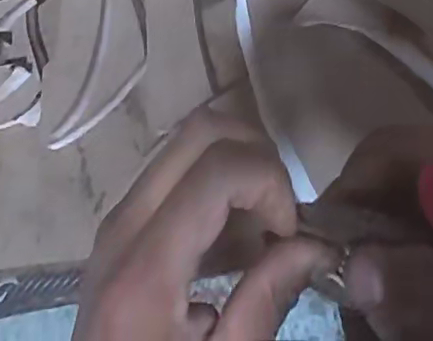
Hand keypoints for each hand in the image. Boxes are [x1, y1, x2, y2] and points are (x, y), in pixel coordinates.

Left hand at [75, 109, 336, 340]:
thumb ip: (266, 302)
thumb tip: (315, 244)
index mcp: (143, 273)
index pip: (219, 170)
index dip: (270, 183)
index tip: (290, 230)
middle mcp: (122, 228)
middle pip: (201, 131)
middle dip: (257, 153)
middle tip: (279, 208)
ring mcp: (117, 220)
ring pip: (188, 137)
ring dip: (239, 159)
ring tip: (261, 216)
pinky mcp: (122, 225)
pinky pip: (177, 165)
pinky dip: (219, 174)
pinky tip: (235, 228)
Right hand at [327, 115, 432, 340]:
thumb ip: (427, 289)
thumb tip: (350, 268)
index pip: (377, 155)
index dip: (344, 208)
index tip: (327, 277)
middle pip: (385, 190)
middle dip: (371, 259)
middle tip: (375, 326)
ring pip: (402, 224)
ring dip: (396, 282)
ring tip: (411, 330)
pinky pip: (430, 245)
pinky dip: (423, 287)